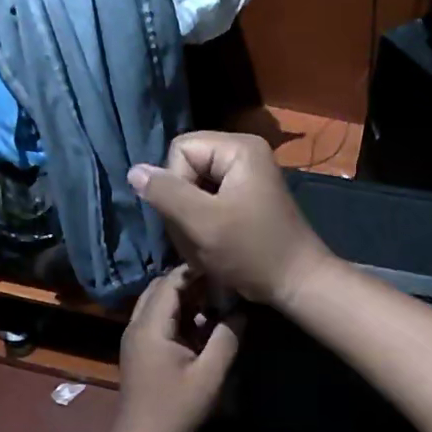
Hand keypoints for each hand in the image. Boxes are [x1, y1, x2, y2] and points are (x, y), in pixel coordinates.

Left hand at [114, 265, 242, 431]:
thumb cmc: (176, 408)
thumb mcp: (210, 374)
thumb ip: (227, 338)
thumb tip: (240, 311)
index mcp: (150, 326)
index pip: (170, 282)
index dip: (196, 271)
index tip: (223, 269)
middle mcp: (136, 325)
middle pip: (160, 288)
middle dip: (190, 283)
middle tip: (221, 285)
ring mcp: (134, 338)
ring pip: (157, 304)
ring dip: (184, 300)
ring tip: (215, 303)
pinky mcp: (138, 350)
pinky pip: (156, 320)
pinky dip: (177, 315)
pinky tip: (201, 326)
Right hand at [127, 132, 334, 306]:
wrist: (297, 283)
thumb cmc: (253, 252)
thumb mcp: (203, 223)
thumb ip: (166, 194)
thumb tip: (134, 171)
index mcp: (239, 148)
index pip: (179, 150)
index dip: (174, 185)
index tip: (191, 217)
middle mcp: (243, 154)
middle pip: (185, 169)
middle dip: (182, 206)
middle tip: (198, 238)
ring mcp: (246, 178)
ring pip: (192, 191)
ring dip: (191, 222)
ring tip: (205, 247)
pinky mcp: (245, 200)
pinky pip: (208, 205)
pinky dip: (204, 228)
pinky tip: (212, 249)